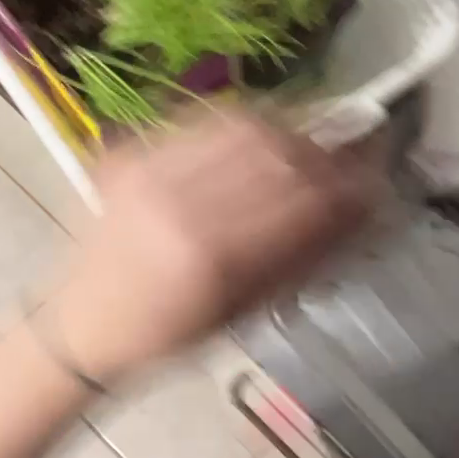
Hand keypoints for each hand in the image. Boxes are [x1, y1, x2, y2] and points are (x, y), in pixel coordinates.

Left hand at [42, 111, 374, 380]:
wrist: (82, 325)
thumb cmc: (168, 338)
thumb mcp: (243, 314)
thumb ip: (302, 259)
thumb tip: (359, 214)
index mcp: (211, 259)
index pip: (302, 201)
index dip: (349, 185)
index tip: (376, 181)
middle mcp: (179, 203)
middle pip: (277, 150)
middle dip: (326, 150)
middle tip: (349, 160)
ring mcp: (150, 171)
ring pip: (244, 123)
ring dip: (291, 128)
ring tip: (310, 146)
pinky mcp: (132, 153)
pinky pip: (203, 119)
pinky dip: (246, 121)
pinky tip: (264, 137)